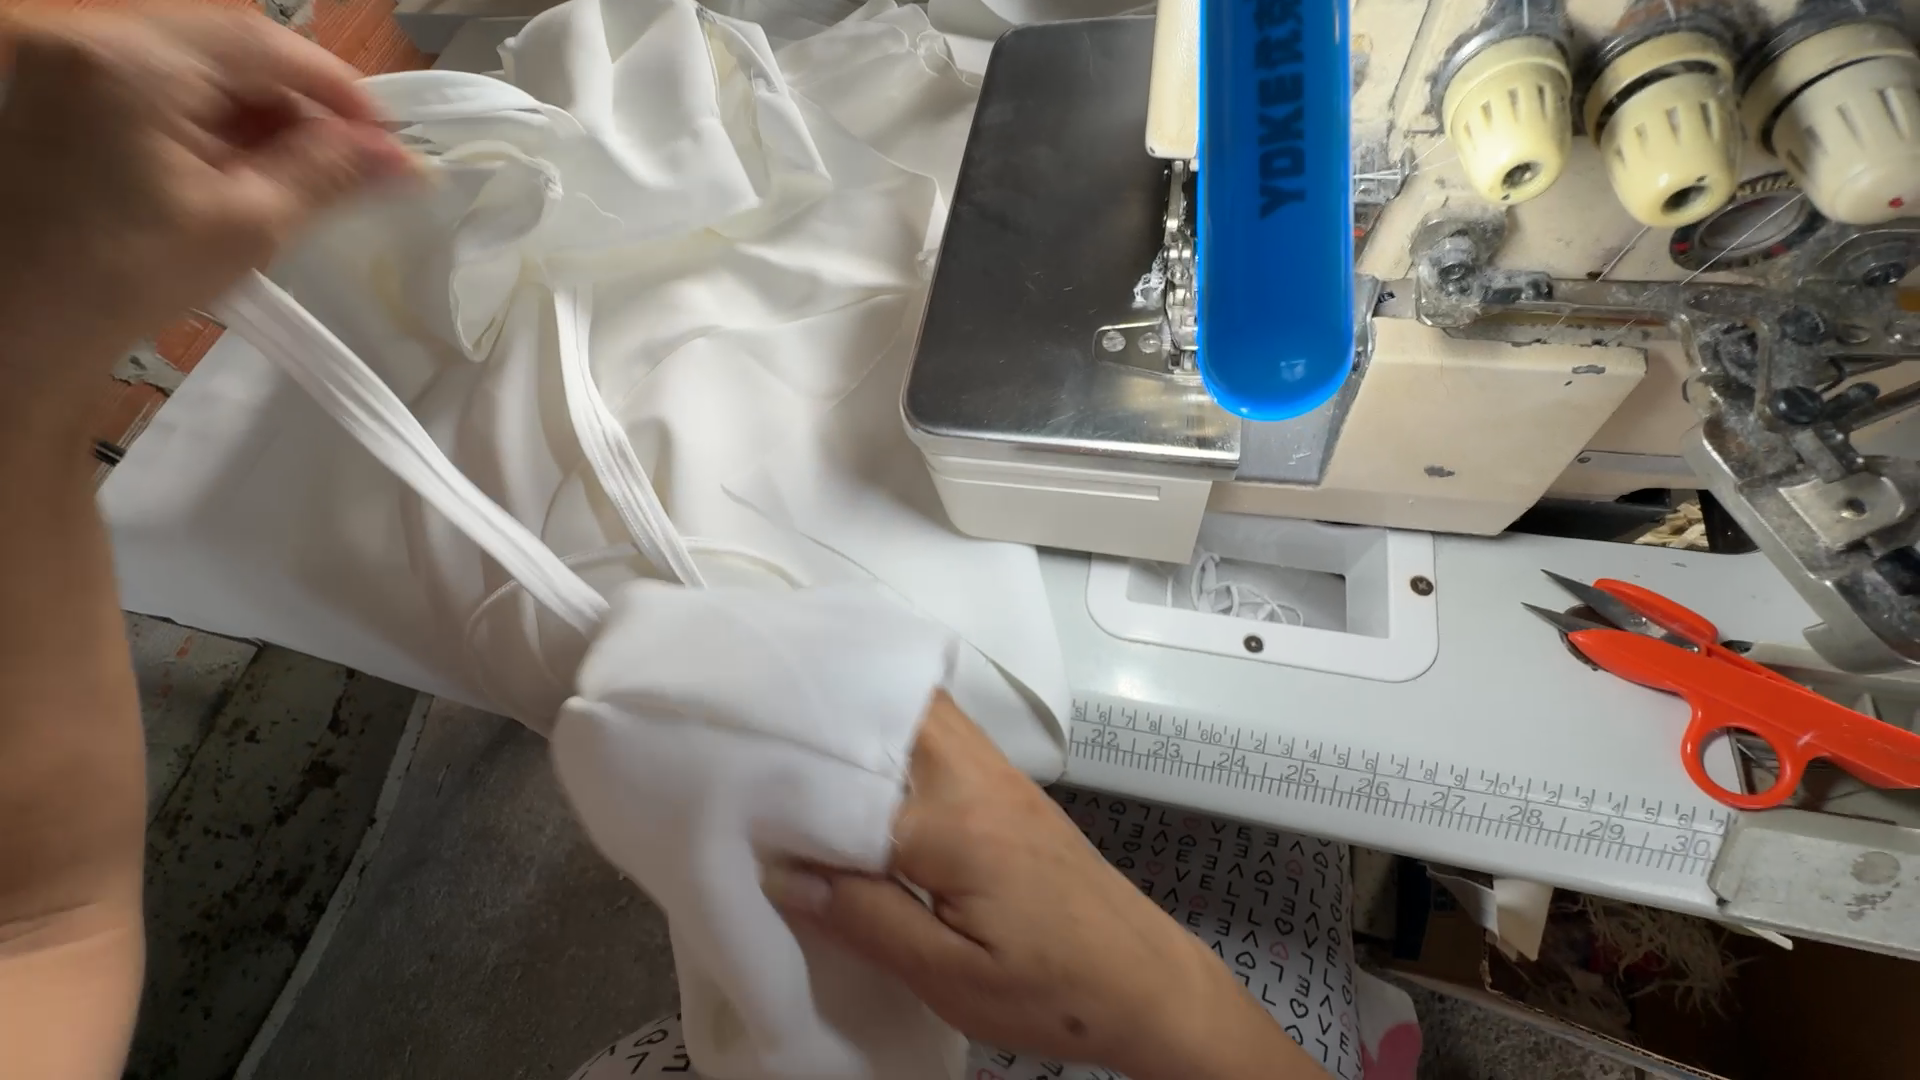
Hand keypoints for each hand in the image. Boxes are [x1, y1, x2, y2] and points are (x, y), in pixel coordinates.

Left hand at [0, 10, 411, 393]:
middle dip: (305, 105)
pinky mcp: (62, 83)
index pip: (263, 42)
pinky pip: (167, 83)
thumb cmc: (135, 271)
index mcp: (131, 60)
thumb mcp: (253, 222)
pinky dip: (222, 121)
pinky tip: (250, 171)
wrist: (15, 310)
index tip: (390, 144)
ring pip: (204, 66)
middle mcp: (88, 35)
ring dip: (267, 116)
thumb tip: (405, 157)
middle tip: (357, 168)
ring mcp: (67, 56)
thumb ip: (330, 174)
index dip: (341, 89)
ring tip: (306, 179)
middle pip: (231, 48)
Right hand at [766, 697, 1317, 1079]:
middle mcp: (976, 775)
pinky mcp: (1011, 783)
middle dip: (833, 710)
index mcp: (954, 825)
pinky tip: (871, 766)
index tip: (742, 776)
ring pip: (922, 712)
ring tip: (808, 742)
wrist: (1145, 978)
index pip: (850, 786)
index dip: (793, 782)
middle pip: (895, 710)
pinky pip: (945, 732)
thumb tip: (785, 872)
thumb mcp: (950, 977)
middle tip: (771, 732)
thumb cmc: (1051, 991)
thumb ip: (867, 917)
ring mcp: (999, 772)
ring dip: (868, 716)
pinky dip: (901, 731)